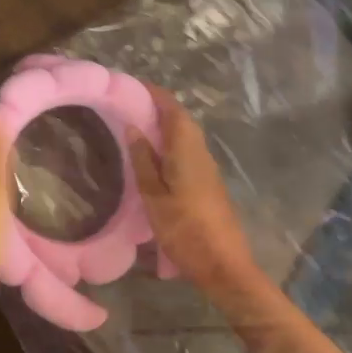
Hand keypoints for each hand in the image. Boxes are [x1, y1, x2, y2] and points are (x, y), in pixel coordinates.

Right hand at [129, 84, 258, 294]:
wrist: (225, 267)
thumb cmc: (185, 229)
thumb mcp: (153, 196)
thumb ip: (143, 159)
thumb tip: (133, 126)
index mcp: (186, 148)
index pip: (171, 107)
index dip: (153, 93)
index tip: (130, 85)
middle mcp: (200, 151)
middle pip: (179, 118)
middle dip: (156, 107)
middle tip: (127, 105)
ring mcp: (207, 168)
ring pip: (184, 135)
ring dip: (163, 126)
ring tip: (134, 127)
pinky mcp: (208, 183)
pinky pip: (187, 150)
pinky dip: (169, 143)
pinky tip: (153, 156)